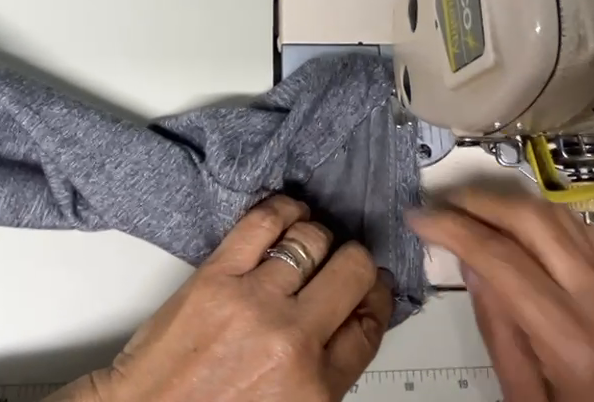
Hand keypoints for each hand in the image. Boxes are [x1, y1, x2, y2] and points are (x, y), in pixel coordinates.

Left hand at [50, 195, 395, 401]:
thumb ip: (323, 374)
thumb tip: (347, 323)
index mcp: (315, 388)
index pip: (369, 323)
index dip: (377, 295)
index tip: (374, 285)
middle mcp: (292, 340)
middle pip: (352, 270)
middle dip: (355, 260)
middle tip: (345, 260)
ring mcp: (254, 301)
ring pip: (312, 238)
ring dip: (318, 235)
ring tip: (312, 239)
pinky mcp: (216, 274)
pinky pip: (264, 221)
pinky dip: (284, 208)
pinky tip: (289, 212)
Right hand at [409, 190, 593, 401]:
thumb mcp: (523, 400)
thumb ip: (497, 329)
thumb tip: (468, 260)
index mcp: (570, 339)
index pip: (502, 259)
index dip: (453, 229)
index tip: (417, 217)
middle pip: (532, 221)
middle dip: (479, 202)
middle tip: (438, 203)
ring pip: (557, 214)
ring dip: (508, 200)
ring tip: (467, 206)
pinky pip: (579, 228)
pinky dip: (540, 212)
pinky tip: (514, 220)